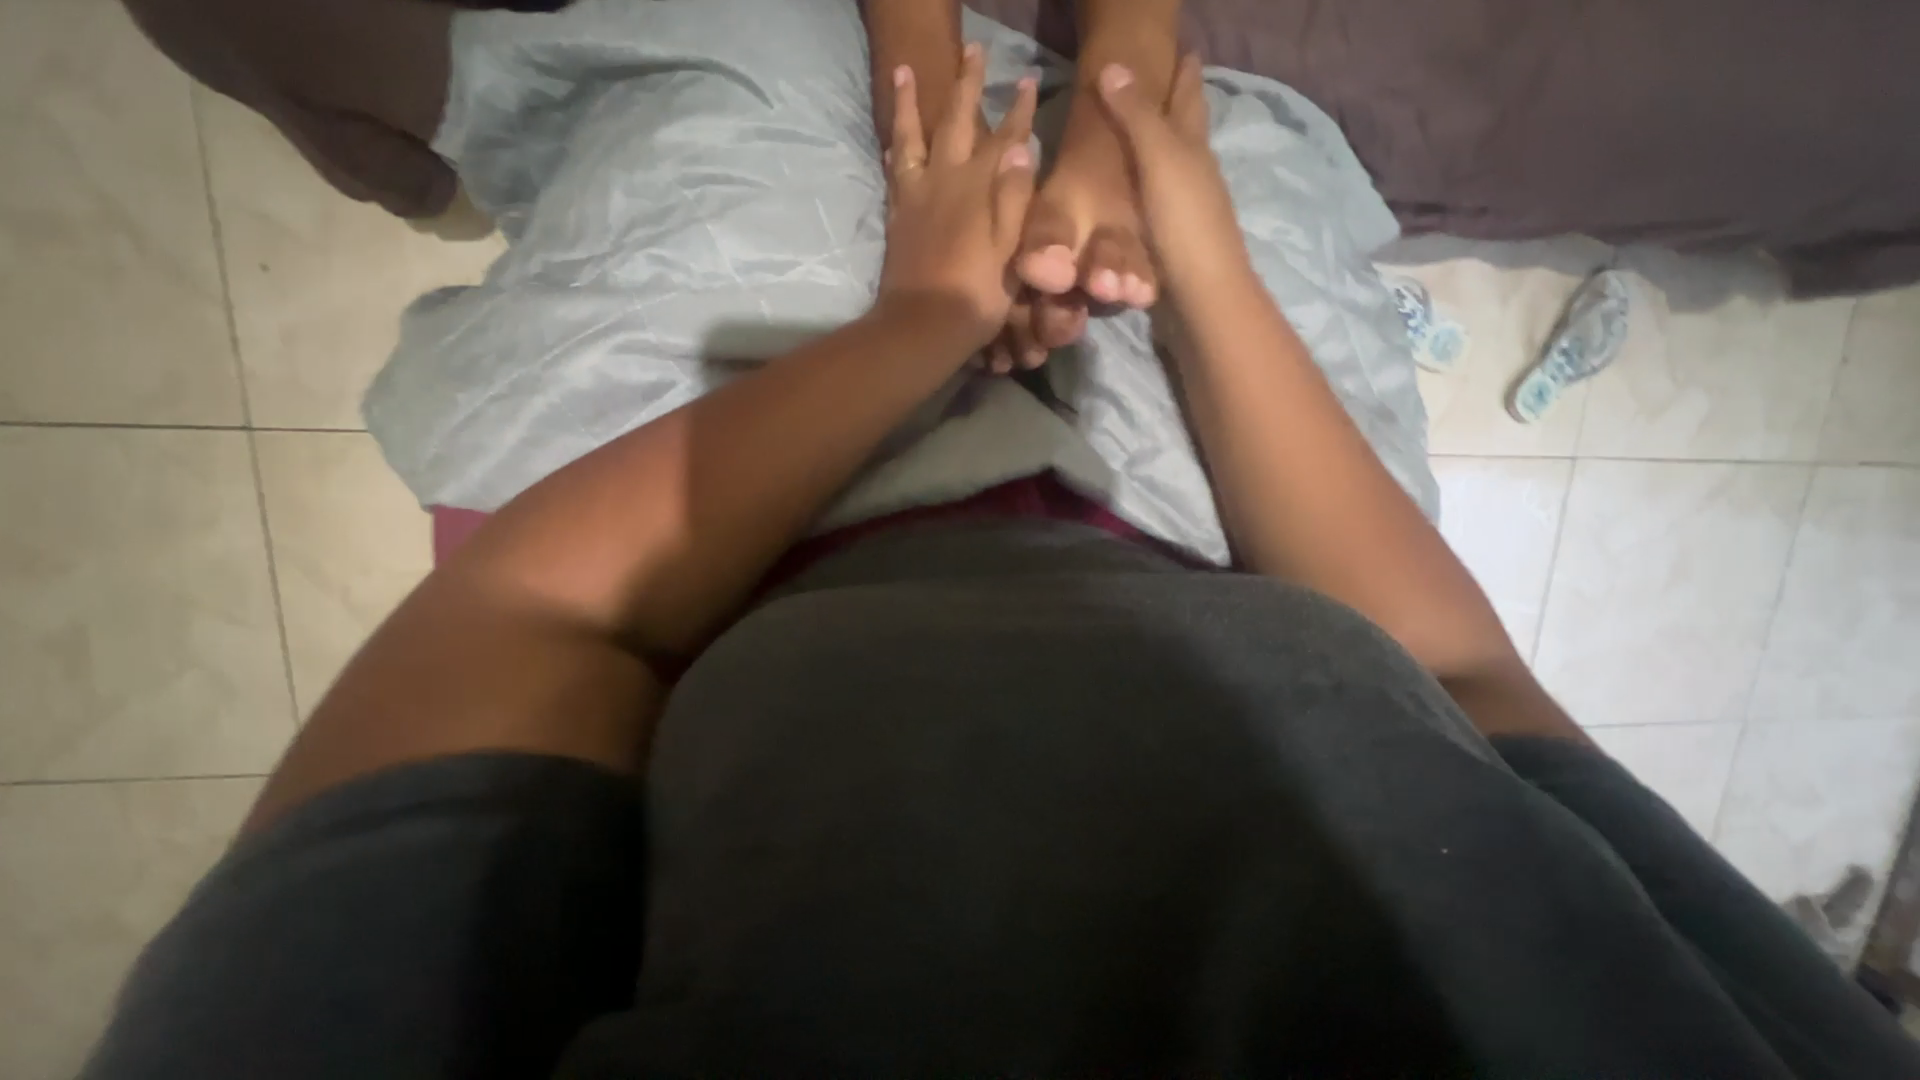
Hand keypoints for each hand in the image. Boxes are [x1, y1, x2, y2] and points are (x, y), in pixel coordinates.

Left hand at [876, 45, 1038, 350]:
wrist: (923, 327)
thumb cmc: (978, 296)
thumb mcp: (1013, 250)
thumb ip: (1017, 196)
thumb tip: (1026, 146)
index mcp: (980, 188)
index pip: (1006, 138)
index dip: (1018, 110)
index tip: (1027, 81)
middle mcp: (946, 182)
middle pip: (957, 122)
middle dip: (968, 85)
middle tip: (973, 50)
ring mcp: (917, 198)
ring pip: (912, 137)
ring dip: (910, 102)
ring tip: (903, 70)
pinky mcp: (898, 218)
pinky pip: (894, 174)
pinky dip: (895, 151)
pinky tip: (894, 142)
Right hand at [1094, 56, 1250, 301]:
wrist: (1204, 293)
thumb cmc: (1184, 221)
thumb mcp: (1158, 158)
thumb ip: (1135, 116)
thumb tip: (1113, 66)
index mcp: (1192, 148)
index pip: (1189, 100)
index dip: (1186, 75)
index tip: (1185, 52)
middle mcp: (1196, 173)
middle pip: (1189, 131)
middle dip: (1181, 107)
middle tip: (1170, 86)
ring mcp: (1188, 210)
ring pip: (1177, 167)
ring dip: (1166, 150)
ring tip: (1145, 139)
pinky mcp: (1175, 241)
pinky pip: (1159, 202)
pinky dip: (1150, 189)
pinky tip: (1138, 197)